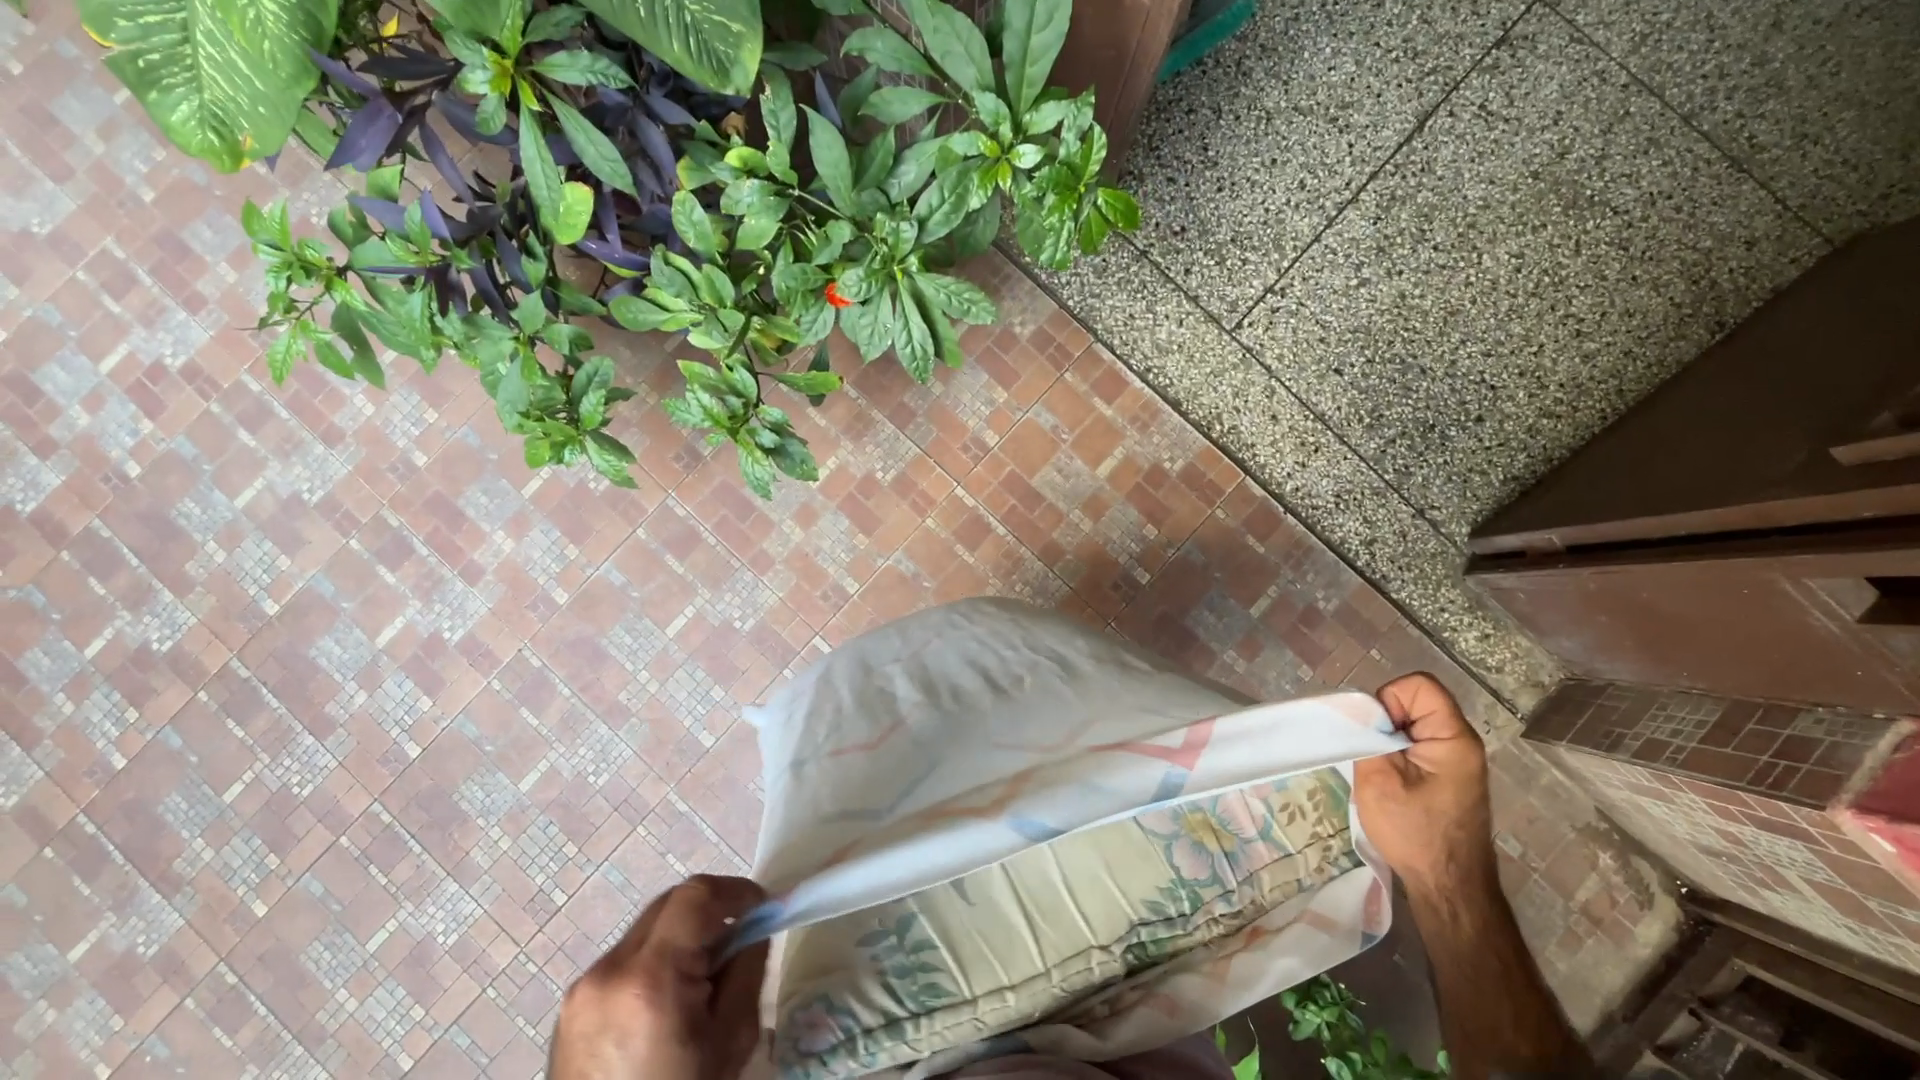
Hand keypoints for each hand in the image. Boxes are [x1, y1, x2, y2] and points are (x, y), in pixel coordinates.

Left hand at [550, 875, 769, 1079]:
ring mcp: (581, 989)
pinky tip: (669, 1008)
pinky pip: (624, 963)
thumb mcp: (732, 1041)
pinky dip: (654, 965)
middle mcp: (608, 970)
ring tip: (704, 985)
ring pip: (646, 933)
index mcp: (651, 979)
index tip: (762, 909)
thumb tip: (752, 928)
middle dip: (710, 913)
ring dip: (682, 939)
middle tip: (741, 943)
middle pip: (668, 905)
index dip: (736, 892)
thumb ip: (746, 970)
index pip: (697, 895)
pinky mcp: (570, 1008)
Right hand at [1354, 673, 1495, 895]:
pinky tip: (1391, 783)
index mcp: (1453, 737)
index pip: (1418, 686)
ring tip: (1380, 772)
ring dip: (1389, 740)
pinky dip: (1398, 754)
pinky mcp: (1450, 775)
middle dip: (1385, 721)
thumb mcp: (1378, 780)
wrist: (1448, 886)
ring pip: (1414, 724)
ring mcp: (1458, 759)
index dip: (1388, 700)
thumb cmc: (1414, 833)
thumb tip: (1357, 711)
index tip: (1376, 735)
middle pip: (1416, 701)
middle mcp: (1462, 741)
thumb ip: (1365, 737)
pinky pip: (1418, 744)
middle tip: (1374, 757)